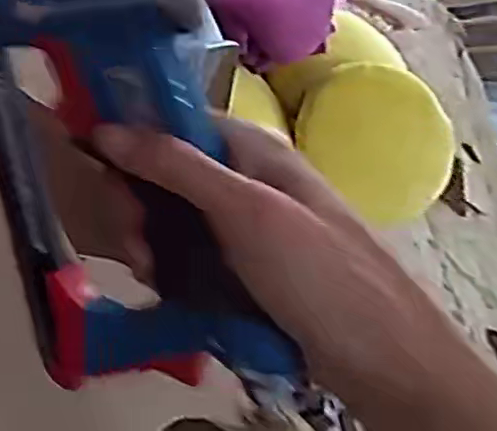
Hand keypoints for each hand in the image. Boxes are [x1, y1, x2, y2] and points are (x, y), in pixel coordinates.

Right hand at [93, 119, 496, 430]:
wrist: (399, 377)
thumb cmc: (325, 279)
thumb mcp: (245, 213)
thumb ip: (173, 164)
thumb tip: (104, 128)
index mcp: (247, 146)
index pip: (167, 118)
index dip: (127, 135)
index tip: (96, 166)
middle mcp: (239, 174)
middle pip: (160, 168)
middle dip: (135, 201)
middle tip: (131, 241)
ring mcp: (241, 220)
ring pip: (167, 212)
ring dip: (146, 238)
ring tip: (146, 272)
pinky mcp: (240, 262)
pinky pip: (184, 249)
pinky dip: (166, 264)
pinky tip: (161, 285)